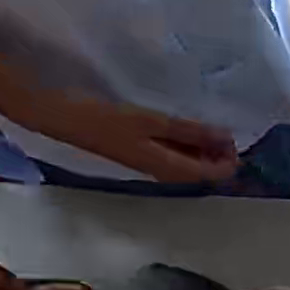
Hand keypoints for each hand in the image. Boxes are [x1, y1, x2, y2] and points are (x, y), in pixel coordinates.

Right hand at [29, 91, 238, 182]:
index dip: (230, 159)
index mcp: (171, 169)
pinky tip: (187, 124)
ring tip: (212, 124)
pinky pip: (175, 151)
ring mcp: (154, 162)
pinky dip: (187, 141)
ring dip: (204, 146)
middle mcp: (166, 171)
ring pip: (190, 160)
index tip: (235, 137)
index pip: (215, 174)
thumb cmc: (102, 117)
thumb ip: (188, 130)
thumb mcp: (149, 121)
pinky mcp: (142, 151)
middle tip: (227, 127)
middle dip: (220, 153)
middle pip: (205, 170)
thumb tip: (225, 137)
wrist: (54, 115)